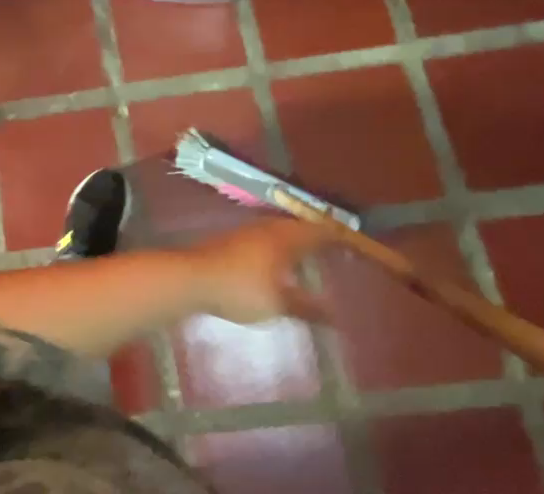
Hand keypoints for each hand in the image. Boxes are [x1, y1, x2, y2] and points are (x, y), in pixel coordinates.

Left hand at [186, 217, 331, 324]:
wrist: (191, 278)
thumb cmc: (240, 290)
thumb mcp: (279, 304)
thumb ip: (307, 308)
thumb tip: (336, 315)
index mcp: (285, 238)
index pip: (318, 231)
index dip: (336, 236)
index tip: (352, 243)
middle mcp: (268, 228)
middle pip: (298, 227)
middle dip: (317, 236)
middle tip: (333, 249)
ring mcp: (246, 232)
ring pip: (279, 231)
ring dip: (296, 240)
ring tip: (308, 256)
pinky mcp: (231, 241)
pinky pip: (264, 238)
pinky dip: (278, 247)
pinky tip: (275, 263)